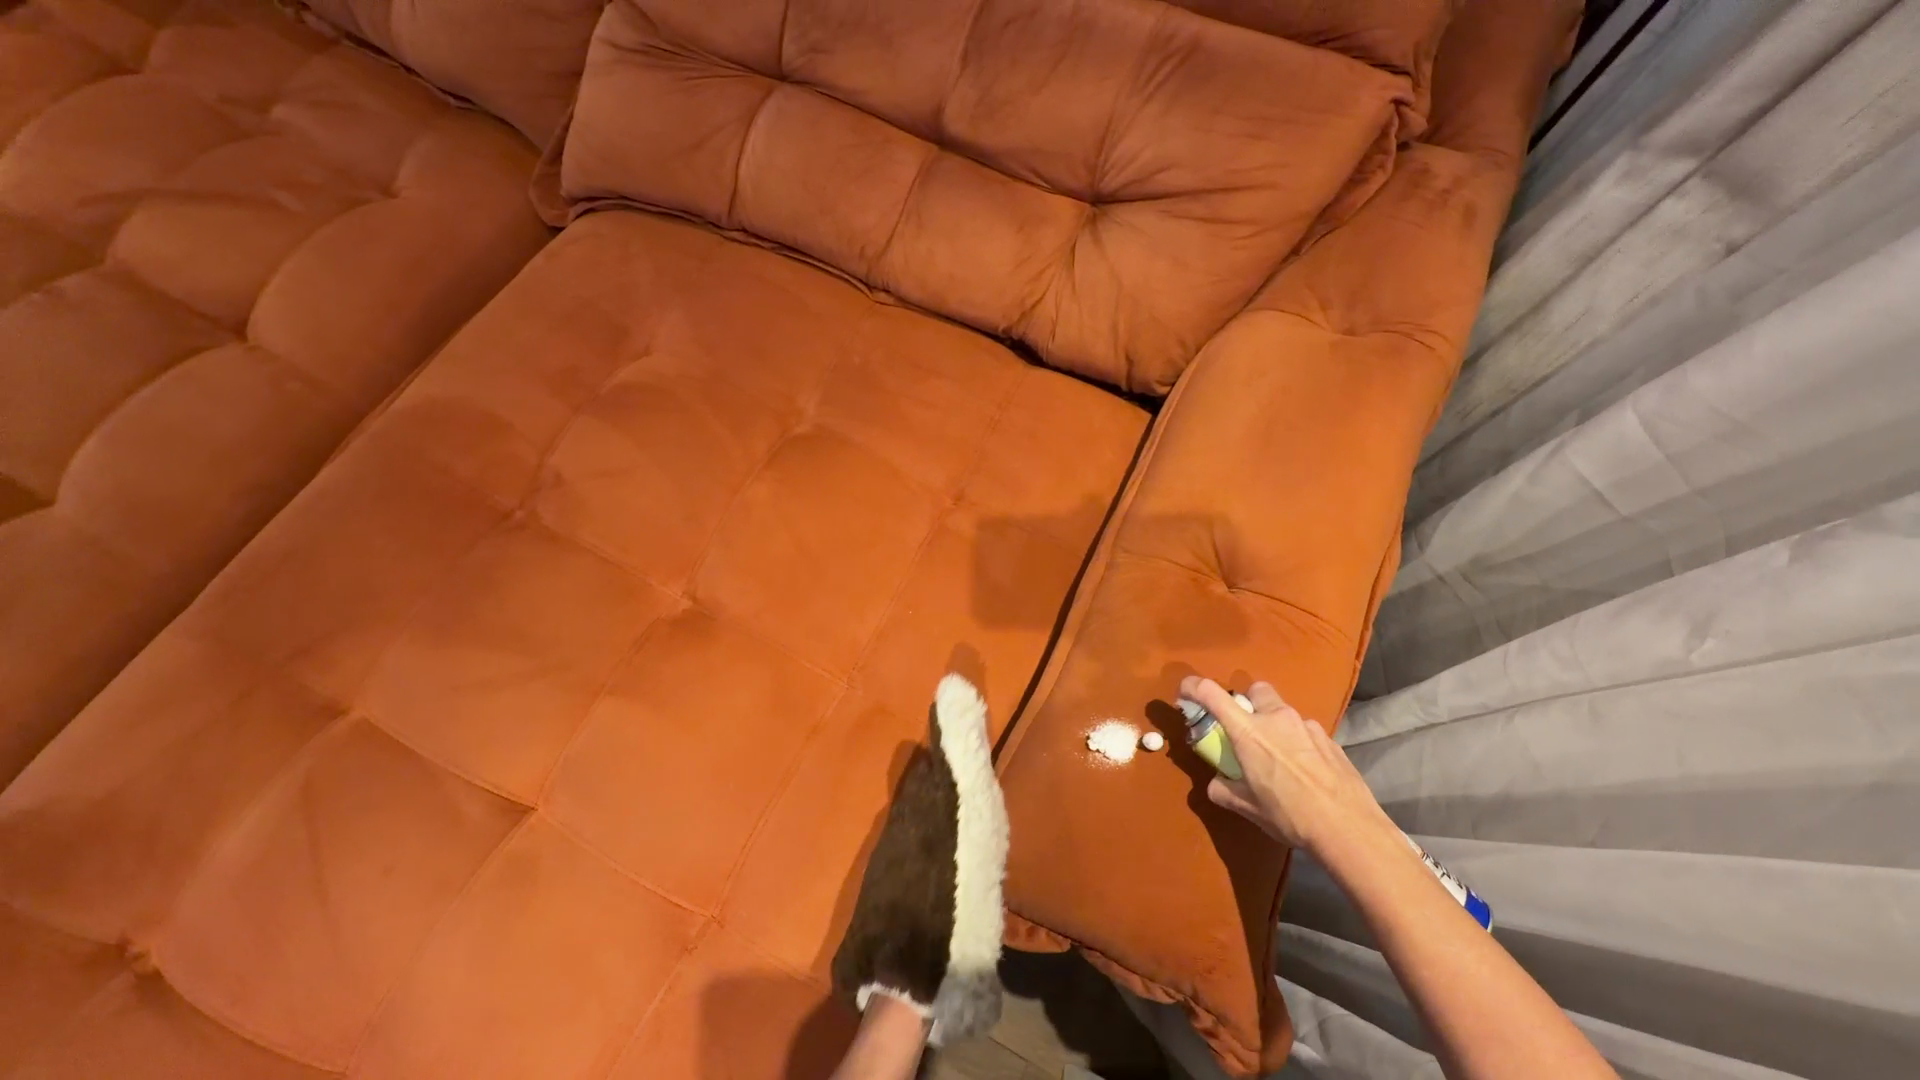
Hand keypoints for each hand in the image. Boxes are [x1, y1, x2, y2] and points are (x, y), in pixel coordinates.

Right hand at [1180, 676, 1390, 853]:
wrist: (1348, 828)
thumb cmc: (1290, 815)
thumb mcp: (1248, 808)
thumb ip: (1224, 790)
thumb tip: (1217, 783)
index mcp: (1249, 732)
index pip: (1212, 694)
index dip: (1193, 688)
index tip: (1185, 694)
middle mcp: (1277, 719)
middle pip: (1256, 690)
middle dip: (1247, 703)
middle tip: (1244, 730)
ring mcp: (1308, 726)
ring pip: (1284, 713)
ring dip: (1275, 726)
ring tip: (1279, 760)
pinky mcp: (1331, 740)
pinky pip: (1305, 732)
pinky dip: (1298, 743)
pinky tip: (1305, 772)